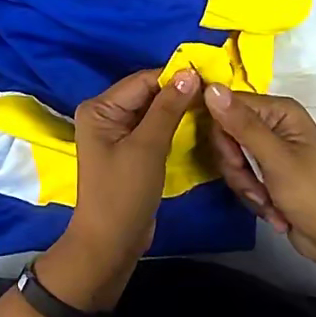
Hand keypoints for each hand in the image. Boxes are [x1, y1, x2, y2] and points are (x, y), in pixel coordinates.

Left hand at [34, 68, 198, 311]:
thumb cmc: (124, 193)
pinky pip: (153, 128)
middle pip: (146, 93)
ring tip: (212, 107)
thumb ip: (167, 108)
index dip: (175, 77)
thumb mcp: (147, 147)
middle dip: (178, 92)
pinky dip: (173, 125)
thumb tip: (189, 73)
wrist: (112, 243)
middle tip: (216, 94)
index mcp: (99, 108)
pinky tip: (198, 125)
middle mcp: (105, 114)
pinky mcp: (130, 149)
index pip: (141, 81)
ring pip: (153, 110)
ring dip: (178, 109)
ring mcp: (117, 132)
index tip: (211, 78)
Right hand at [201, 84, 315, 266]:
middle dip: (235, 166)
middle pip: (226, 134)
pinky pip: (242, 177)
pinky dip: (252, 196)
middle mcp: (274, 124)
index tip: (234, 160)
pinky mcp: (269, 174)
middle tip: (254, 187)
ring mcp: (272, 150)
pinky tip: (273, 211)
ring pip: (232, 159)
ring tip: (268, 203)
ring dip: (245, 186)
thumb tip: (210, 87)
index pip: (227, 106)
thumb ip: (242, 124)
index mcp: (280, 111)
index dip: (223, 133)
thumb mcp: (277, 160)